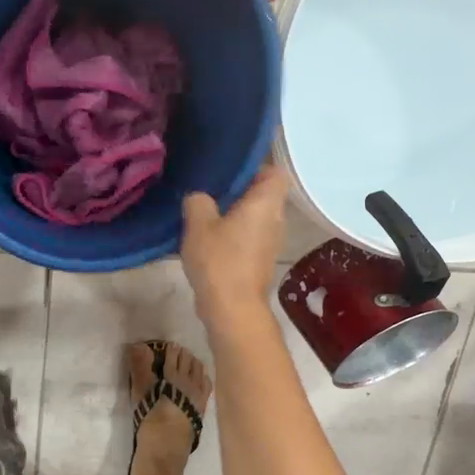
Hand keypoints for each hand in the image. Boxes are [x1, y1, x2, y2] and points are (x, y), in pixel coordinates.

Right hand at [181, 165, 289, 327]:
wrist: (232, 308)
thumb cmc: (219, 260)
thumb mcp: (198, 224)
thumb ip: (197, 201)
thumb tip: (199, 197)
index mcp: (266, 202)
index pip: (274, 171)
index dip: (256, 166)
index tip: (230, 170)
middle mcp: (276, 219)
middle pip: (264, 194)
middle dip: (240, 191)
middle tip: (210, 190)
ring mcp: (271, 242)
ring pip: (255, 217)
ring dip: (235, 214)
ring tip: (206, 214)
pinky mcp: (260, 260)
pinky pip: (249, 236)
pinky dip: (233, 234)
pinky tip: (209, 240)